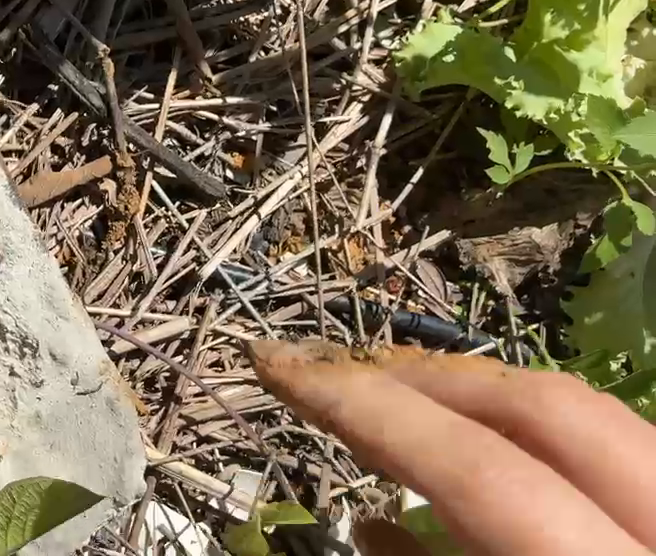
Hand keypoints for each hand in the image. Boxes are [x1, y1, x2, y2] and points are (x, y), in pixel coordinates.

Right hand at [249, 340, 655, 554]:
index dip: (363, 405)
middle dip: (418, 377)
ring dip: (472, 396)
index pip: (478, 470)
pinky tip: (483, 457)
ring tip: (399, 410)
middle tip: (338, 380)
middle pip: (545, 406)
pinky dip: (535, 436)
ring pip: (592, 413)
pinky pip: (628, 452)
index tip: (275, 365)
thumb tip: (373, 529)